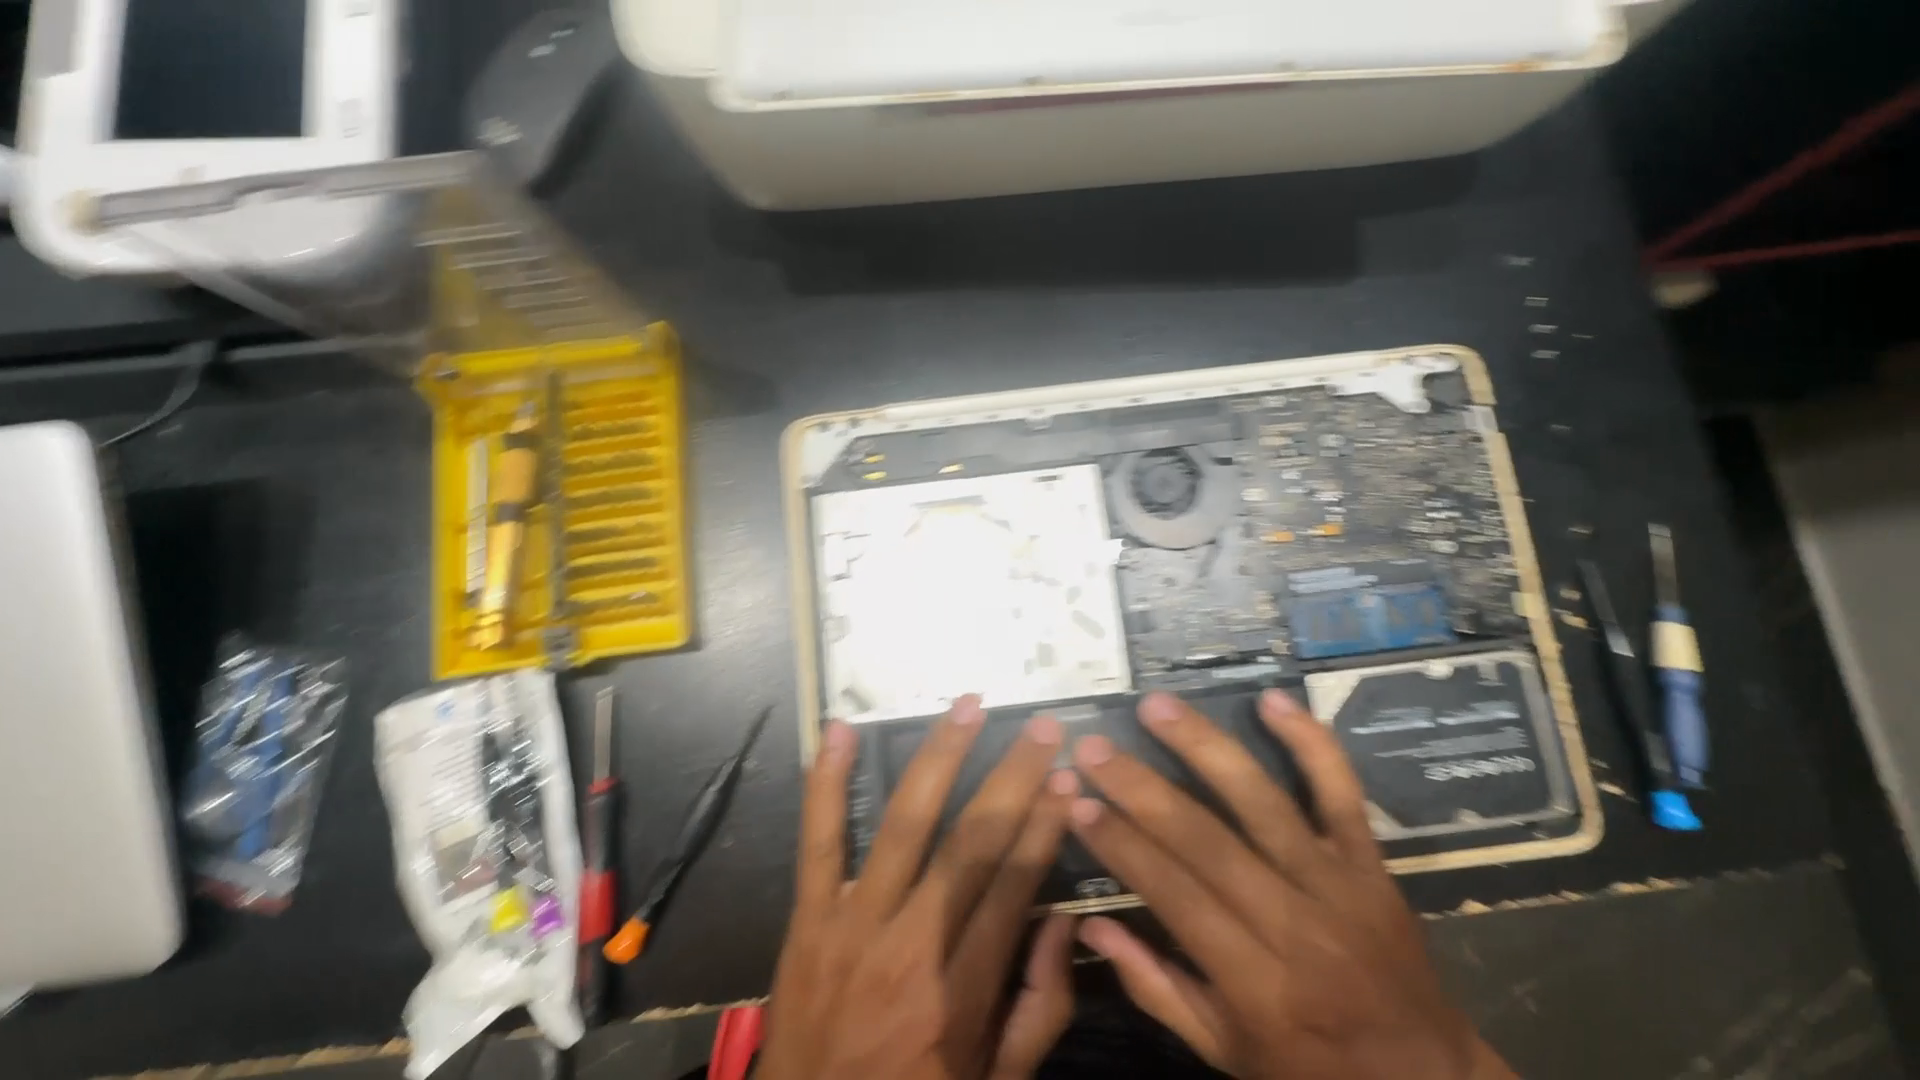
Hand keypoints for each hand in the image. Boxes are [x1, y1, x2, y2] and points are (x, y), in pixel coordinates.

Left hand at [758, 696, 1081, 1079]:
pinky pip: (817, 841)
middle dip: (1012, 779)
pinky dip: (825, 783)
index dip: (1045, 825)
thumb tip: (1063, 923)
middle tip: (1043, 729)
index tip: (1067, 776)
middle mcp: (910, 945)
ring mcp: (851, 923)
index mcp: (961, 991)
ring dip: (939, 758)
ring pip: (903, 824)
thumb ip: (1038, 1009)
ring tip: (968, 707)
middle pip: (972, 844)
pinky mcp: (806, 917)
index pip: (1014, 885)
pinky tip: (840, 730)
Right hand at [1067, 690, 1516, 1079]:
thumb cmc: (1309, 1067)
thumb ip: (1156, 989)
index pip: (1174, 894)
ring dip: (1205, 748)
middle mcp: (1296, 923)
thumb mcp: (1224, 1052)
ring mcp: (1339, 884)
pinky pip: (1342, 793)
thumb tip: (1092, 927)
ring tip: (1157, 707)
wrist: (1427, 1077)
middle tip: (1095, 747)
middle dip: (1142, 788)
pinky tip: (1273, 700)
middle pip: (1208, 841)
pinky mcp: (1372, 862)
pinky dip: (1312, 743)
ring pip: (1264, 802)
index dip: (1122, 845)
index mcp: (1256, 982)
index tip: (1077, 802)